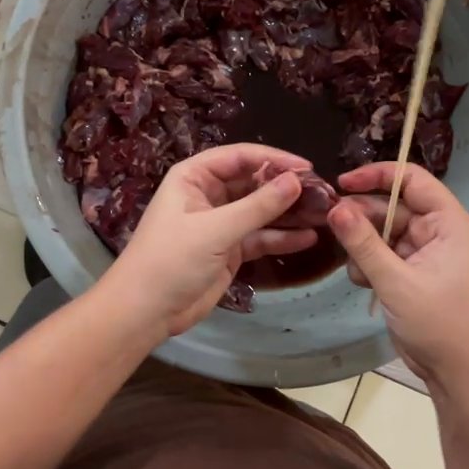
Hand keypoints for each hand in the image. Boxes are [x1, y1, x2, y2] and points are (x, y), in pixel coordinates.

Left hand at [100, 144, 319, 338]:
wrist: (145, 311)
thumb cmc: (171, 260)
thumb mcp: (216, 229)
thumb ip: (258, 206)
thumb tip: (297, 180)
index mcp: (194, 177)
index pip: (240, 156)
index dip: (273, 158)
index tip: (307, 167)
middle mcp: (208, 194)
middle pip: (253, 182)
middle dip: (285, 186)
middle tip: (323, 192)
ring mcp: (220, 223)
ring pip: (260, 210)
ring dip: (288, 212)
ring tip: (324, 213)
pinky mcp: (229, 250)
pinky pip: (260, 237)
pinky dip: (282, 237)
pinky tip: (309, 238)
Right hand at [328, 163, 468, 391]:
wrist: (462, 377)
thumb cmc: (440, 325)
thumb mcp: (396, 282)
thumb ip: (364, 243)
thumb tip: (335, 208)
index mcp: (448, 223)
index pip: (411, 180)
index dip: (377, 176)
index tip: (342, 183)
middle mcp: (438, 232)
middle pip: (393, 206)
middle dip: (362, 218)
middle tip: (332, 228)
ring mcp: (425, 254)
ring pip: (384, 233)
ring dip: (363, 246)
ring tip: (354, 269)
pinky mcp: (413, 275)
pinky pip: (384, 256)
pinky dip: (369, 264)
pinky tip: (361, 283)